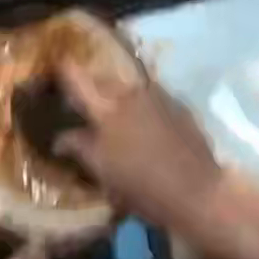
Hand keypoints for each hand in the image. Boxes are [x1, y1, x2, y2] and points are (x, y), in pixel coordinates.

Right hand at [53, 60, 222, 229]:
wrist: (200, 194)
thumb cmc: (144, 187)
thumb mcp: (104, 173)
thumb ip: (79, 148)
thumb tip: (58, 138)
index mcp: (105, 110)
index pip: (77, 79)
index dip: (64, 70)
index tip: (57, 64)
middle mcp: (128, 93)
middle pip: (103, 80)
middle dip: (93, 88)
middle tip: (89, 104)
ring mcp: (156, 95)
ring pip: (128, 88)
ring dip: (120, 98)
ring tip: (122, 117)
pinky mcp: (178, 104)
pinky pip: (152, 97)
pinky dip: (144, 107)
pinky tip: (150, 127)